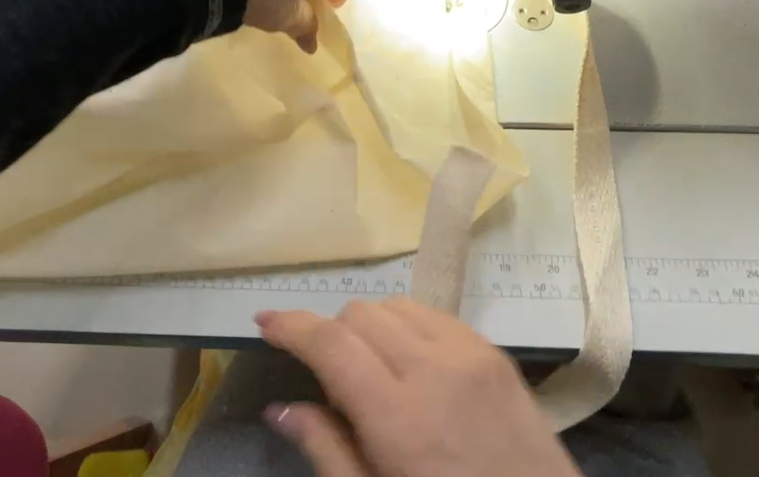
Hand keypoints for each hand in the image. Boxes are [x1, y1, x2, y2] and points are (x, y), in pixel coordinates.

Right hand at [256, 299, 581, 476]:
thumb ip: (328, 453)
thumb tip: (280, 408)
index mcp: (401, 418)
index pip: (332, 344)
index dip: (292, 326)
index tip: (263, 322)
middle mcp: (435, 368)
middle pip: (360, 314)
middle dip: (332, 335)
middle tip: (330, 381)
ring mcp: (471, 354)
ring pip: (395, 305)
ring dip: (370, 327)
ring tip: (372, 372)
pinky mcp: (495, 352)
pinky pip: (435, 314)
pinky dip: (408, 327)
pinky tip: (411, 364)